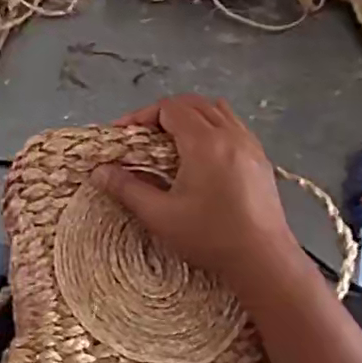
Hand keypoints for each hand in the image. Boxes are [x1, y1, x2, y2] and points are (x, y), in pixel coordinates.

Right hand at [94, 96, 312, 293]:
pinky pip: (233, 126)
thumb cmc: (209, 237)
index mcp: (204, 142)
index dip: (141, 116)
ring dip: (189, 117)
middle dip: (162, 114)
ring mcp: (250, 144)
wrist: (262, 258)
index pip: (169, 108)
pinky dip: (211, 128)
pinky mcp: (261, 159)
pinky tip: (200, 157)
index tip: (122, 135)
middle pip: (193, 103)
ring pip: (216, 110)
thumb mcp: (160, 215)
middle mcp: (230, 134)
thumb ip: (127, 189)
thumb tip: (99, 171)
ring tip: (170, 142)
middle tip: (142, 137)